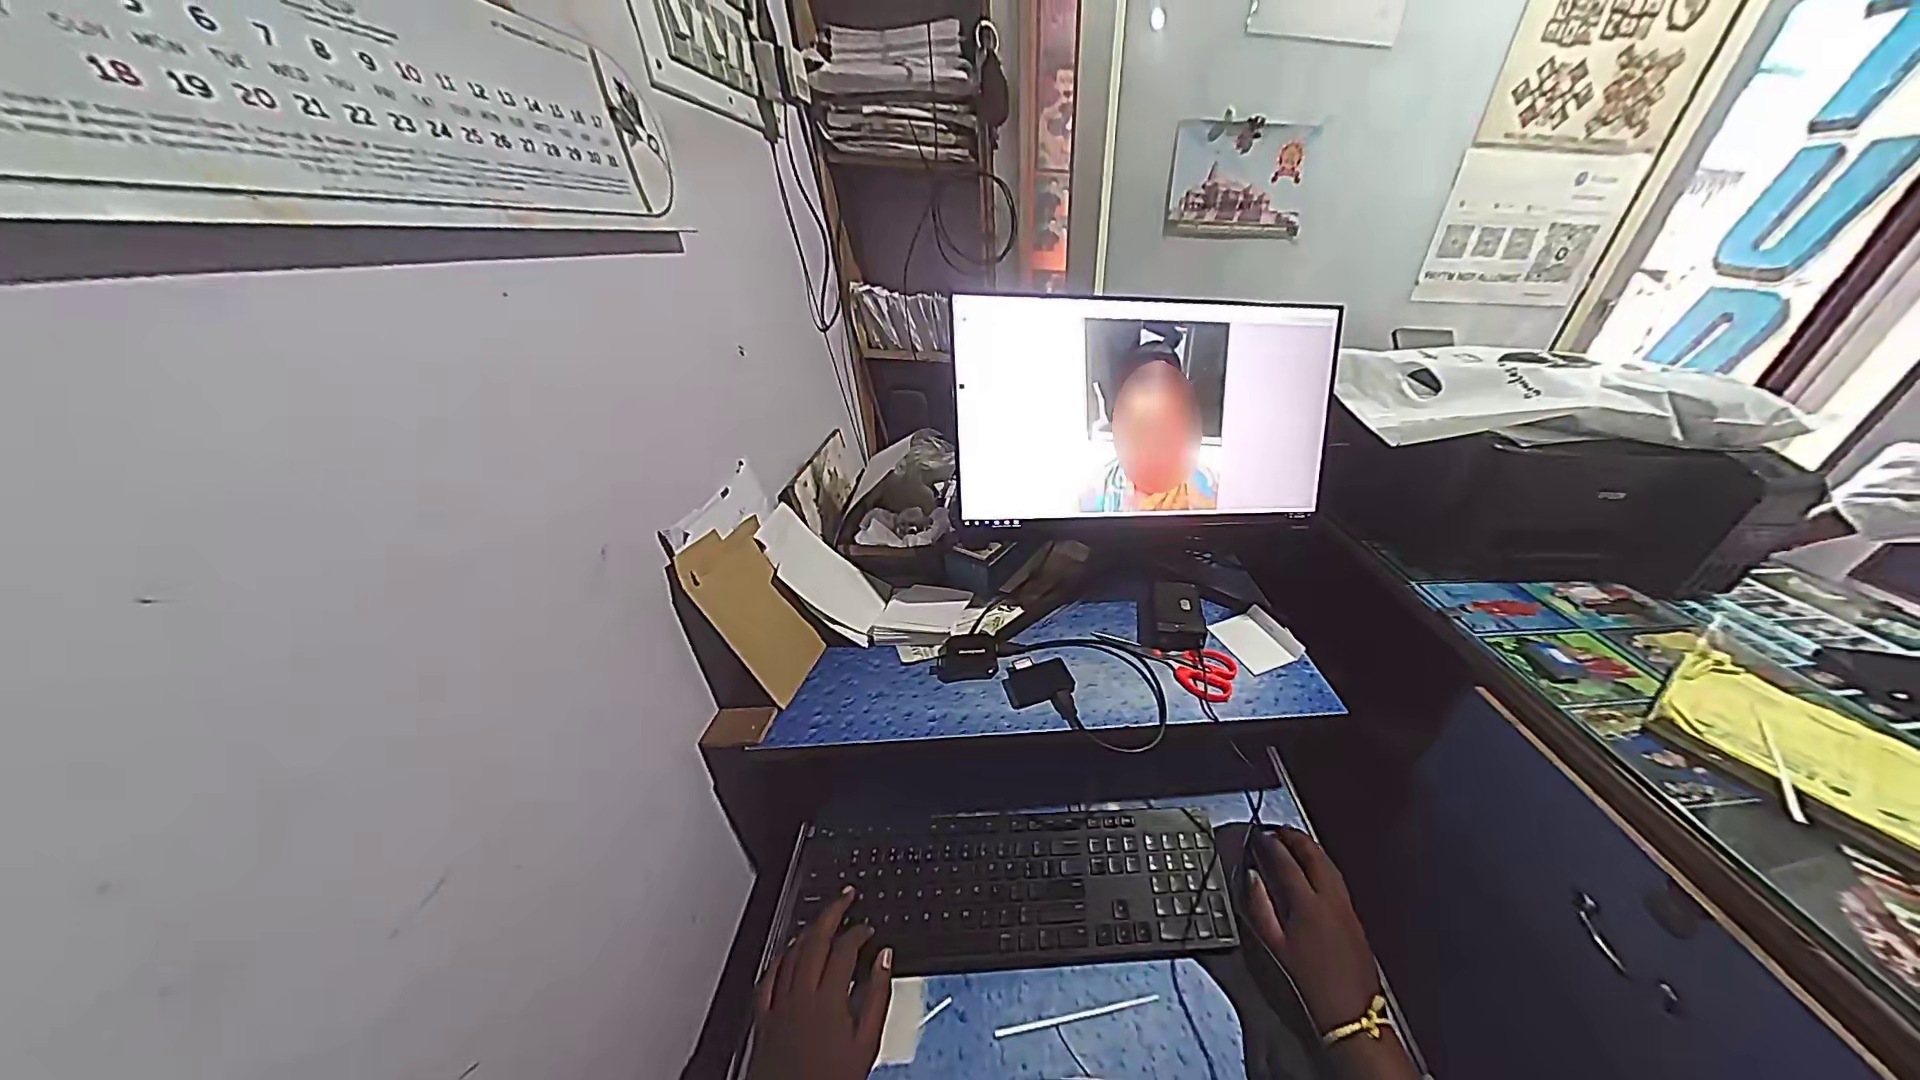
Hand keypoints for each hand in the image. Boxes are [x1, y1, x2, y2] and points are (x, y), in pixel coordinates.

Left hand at [747, 886, 892, 1079]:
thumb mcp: (867, 1045)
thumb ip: (878, 996)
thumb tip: (886, 959)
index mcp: (829, 1000)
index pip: (844, 949)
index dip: (858, 932)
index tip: (868, 930)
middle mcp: (801, 996)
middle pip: (815, 939)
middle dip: (833, 911)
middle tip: (846, 897)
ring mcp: (779, 1005)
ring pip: (791, 952)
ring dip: (808, 930)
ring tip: (823, 918)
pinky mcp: (763, 1018)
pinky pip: (768, 976)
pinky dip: (780, 957)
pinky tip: (788, 951)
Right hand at [1243, 827, 1379, 1030]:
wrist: (1351, 1012)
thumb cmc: (1308, 980)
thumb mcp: (1273, 945)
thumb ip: (1259, 906)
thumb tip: (1251, 876)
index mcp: (1306, 903)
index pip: (1284, 860)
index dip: (1269, 844)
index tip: (1257, 837)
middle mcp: (1329, 897)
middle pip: (1312, 853)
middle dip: (1292, 836)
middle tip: (1275, 830)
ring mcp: (1345, 904)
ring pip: (1328, 862)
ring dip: (1309, 846)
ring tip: (1293, 839)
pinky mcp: (1354, 914)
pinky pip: (1336, 875)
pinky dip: (1321, 861)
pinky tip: (1313, 864)